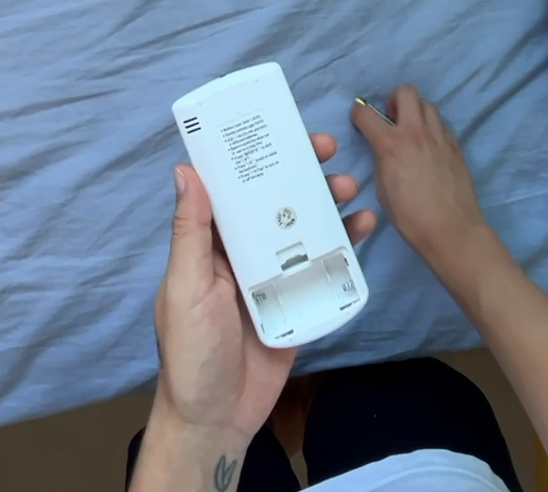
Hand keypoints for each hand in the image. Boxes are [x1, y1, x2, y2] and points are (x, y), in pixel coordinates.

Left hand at [150, 134, 375, 443]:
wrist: (218, 418)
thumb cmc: (191, 350)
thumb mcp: (186, 286)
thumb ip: (190, 231)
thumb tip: (185, 169)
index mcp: (212, 240)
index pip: (234, 186)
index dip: (256, 155)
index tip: (280, 129)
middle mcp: (243, 248)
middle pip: (275, 198)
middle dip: (300, 169)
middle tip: (327, 148)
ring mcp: (273, 272)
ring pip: (303, 224)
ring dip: (326, 200)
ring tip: (349, 185)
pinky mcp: (298, 297)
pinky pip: (323, 262)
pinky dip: (343, 242)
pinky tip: (363, 226)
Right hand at [349, 85, 495, 278]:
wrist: (451, 230)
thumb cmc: (410, 217)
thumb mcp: (382, 188)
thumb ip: (381, 160)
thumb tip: (384, 150)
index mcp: (390, 144)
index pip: (365, 113)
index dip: (358, 113)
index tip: (359, 120)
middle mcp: (415, 132)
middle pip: (405, 91)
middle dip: (394, 99)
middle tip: (392, 118)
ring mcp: (439, 137)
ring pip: (427, 104)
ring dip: (415, 112)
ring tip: (412, 131)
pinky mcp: (455, 146)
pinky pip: (441, 125)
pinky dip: (431, 128)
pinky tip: (429, 147)